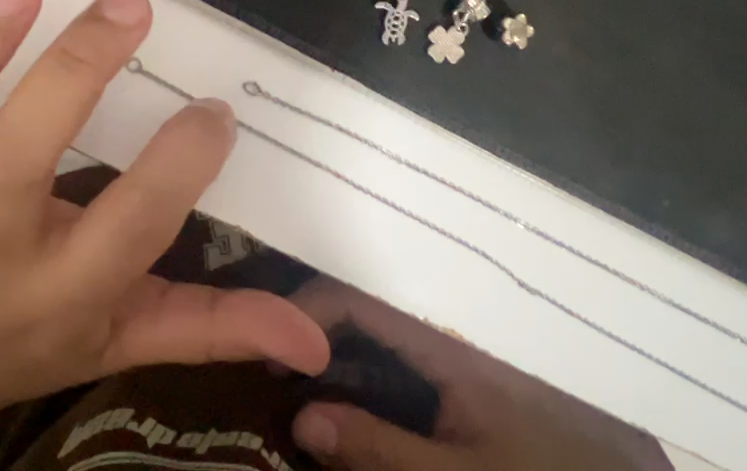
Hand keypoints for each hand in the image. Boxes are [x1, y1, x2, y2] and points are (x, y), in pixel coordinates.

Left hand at [0, 0, 329, 470]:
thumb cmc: (37, 339)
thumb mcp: (127, 339)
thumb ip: (214, 327)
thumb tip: (312, 335)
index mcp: (61, 288)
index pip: (127, 229)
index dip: (176, 169)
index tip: (214, 109)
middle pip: (18, 167)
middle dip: (70, 83)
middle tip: (123, 8)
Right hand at [289, 279, 670, 470]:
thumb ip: (378, 448)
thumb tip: (300, 415)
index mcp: (449, 346)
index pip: (359, 298)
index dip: (304, 311)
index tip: (265, 351)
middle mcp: (454, 340)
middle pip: (367, 312)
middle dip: (313, 334)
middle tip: (269, 374)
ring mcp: (469, 365)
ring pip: (386, 341)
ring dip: (340, 361)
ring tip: (299, 393)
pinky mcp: (482, 392)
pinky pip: (410, 372)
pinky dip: (372, 385)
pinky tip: (356, 416)